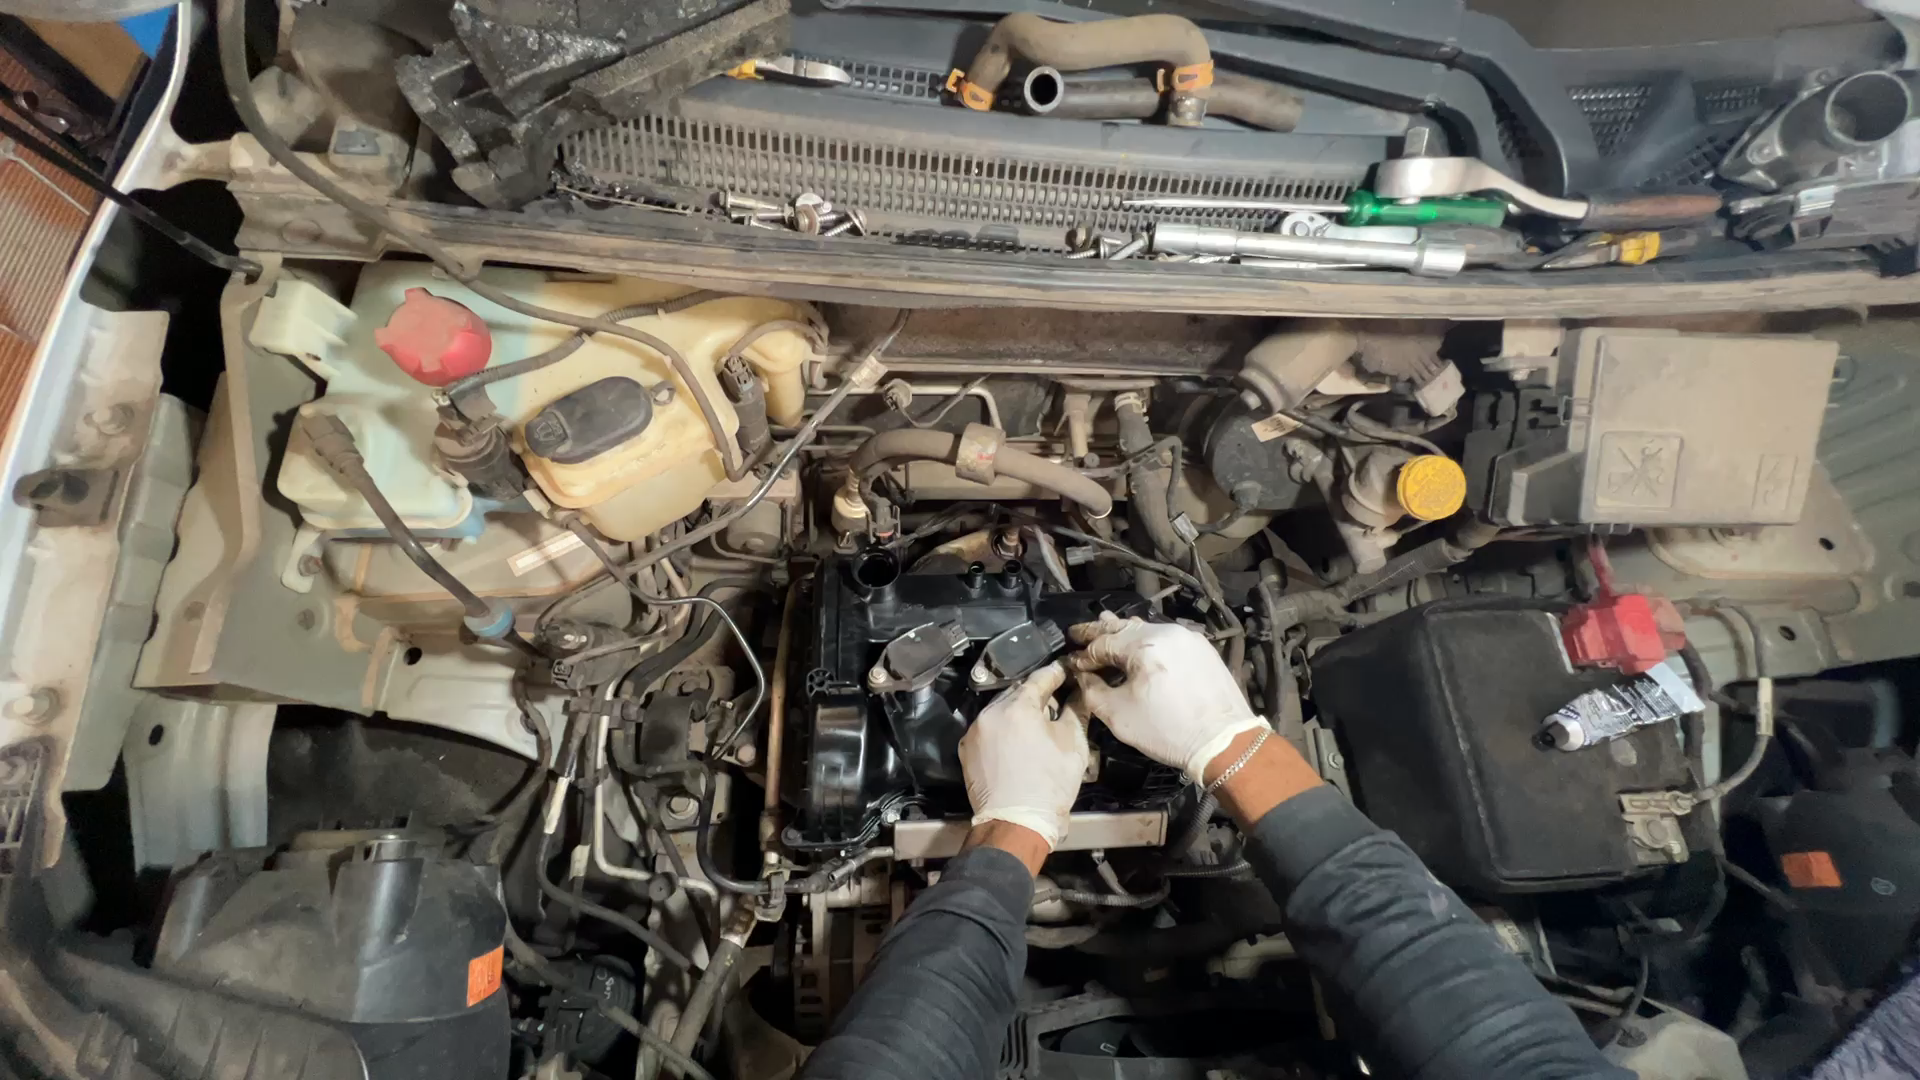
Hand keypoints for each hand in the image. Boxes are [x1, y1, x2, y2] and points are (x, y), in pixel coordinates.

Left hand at [958, 662, 1088, 849]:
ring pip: (1000, 710)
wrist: (1016, 824)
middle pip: (1017, 692)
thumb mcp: (1073, 744)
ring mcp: (976, 731)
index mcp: (1018, 706)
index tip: (1065, 671)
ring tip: (1035, 724)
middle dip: (1036, 695)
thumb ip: (1075, 710)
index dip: (1056, 673)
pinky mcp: (967, 749)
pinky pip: (988, 729)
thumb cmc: (1049, 785)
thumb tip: (1079, 693)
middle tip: (1055, 701)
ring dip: (1017, 712)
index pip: (1040, 678)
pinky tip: (1015, 742)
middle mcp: (991, 712)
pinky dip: (1002, 730)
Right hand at [1067, 613, 1267, 783]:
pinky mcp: (1202, 648)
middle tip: (1076, 633)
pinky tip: (1138, 646)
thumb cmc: (1168, 730)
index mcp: (1144, 646)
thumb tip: (1083, 676)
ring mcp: (1187, 638)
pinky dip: (1146, 641)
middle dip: (1098, 631)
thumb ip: (1093, 691)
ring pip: (1146, 630)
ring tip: (1104, 626)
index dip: (1083, 655)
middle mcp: (1166, 632)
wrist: (1226, 743)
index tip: (1071, 663)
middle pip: (1123, 627)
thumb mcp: (1119, 716)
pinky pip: (1165, 638)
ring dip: (1123, 633)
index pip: (1103, 643)